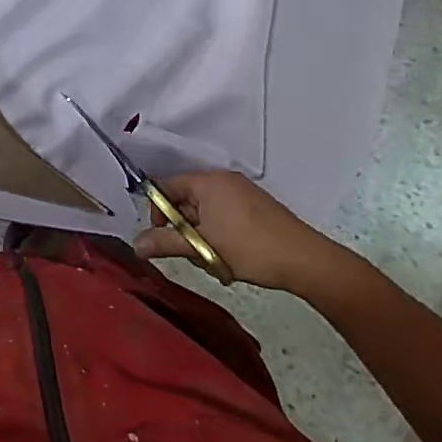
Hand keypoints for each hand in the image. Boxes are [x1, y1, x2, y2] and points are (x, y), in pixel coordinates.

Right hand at [134, 170, 360, 293]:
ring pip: (205, 211)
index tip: (164, 236)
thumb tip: (135, 245)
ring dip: (202, 235)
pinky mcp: (256, 207)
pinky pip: (224, 214)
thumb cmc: (249, 249)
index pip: (166, 186)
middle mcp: (224, 180)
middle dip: (184, 227)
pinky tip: (230, 257)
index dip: (158, 210)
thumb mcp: (202, 248)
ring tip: (216, 259)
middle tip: (193, 253)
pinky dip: (219, 234)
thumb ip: (165, 243)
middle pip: (186, 199)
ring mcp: (242, 192)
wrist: (305, 261)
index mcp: (208, 182)